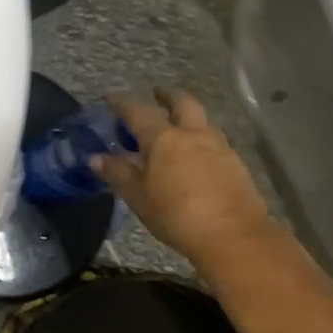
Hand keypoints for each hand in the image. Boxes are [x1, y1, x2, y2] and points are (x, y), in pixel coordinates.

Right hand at [92, 89, 273, 262]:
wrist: (235, 238)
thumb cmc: (178, 216)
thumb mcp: (139, 197)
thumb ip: (118, 174)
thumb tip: (96, 158)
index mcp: (164, 139)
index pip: (138, 111)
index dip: (122, 103)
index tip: (112, 99)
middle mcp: (193, 135)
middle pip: (182, 102)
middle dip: (168, 95)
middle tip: (157, 94)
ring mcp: (220, 148)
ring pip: (202, 121)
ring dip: (188, 117)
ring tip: (177, 128)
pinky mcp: (236, 165)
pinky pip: (215, 142)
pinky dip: (202, 140)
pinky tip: (196, 157)